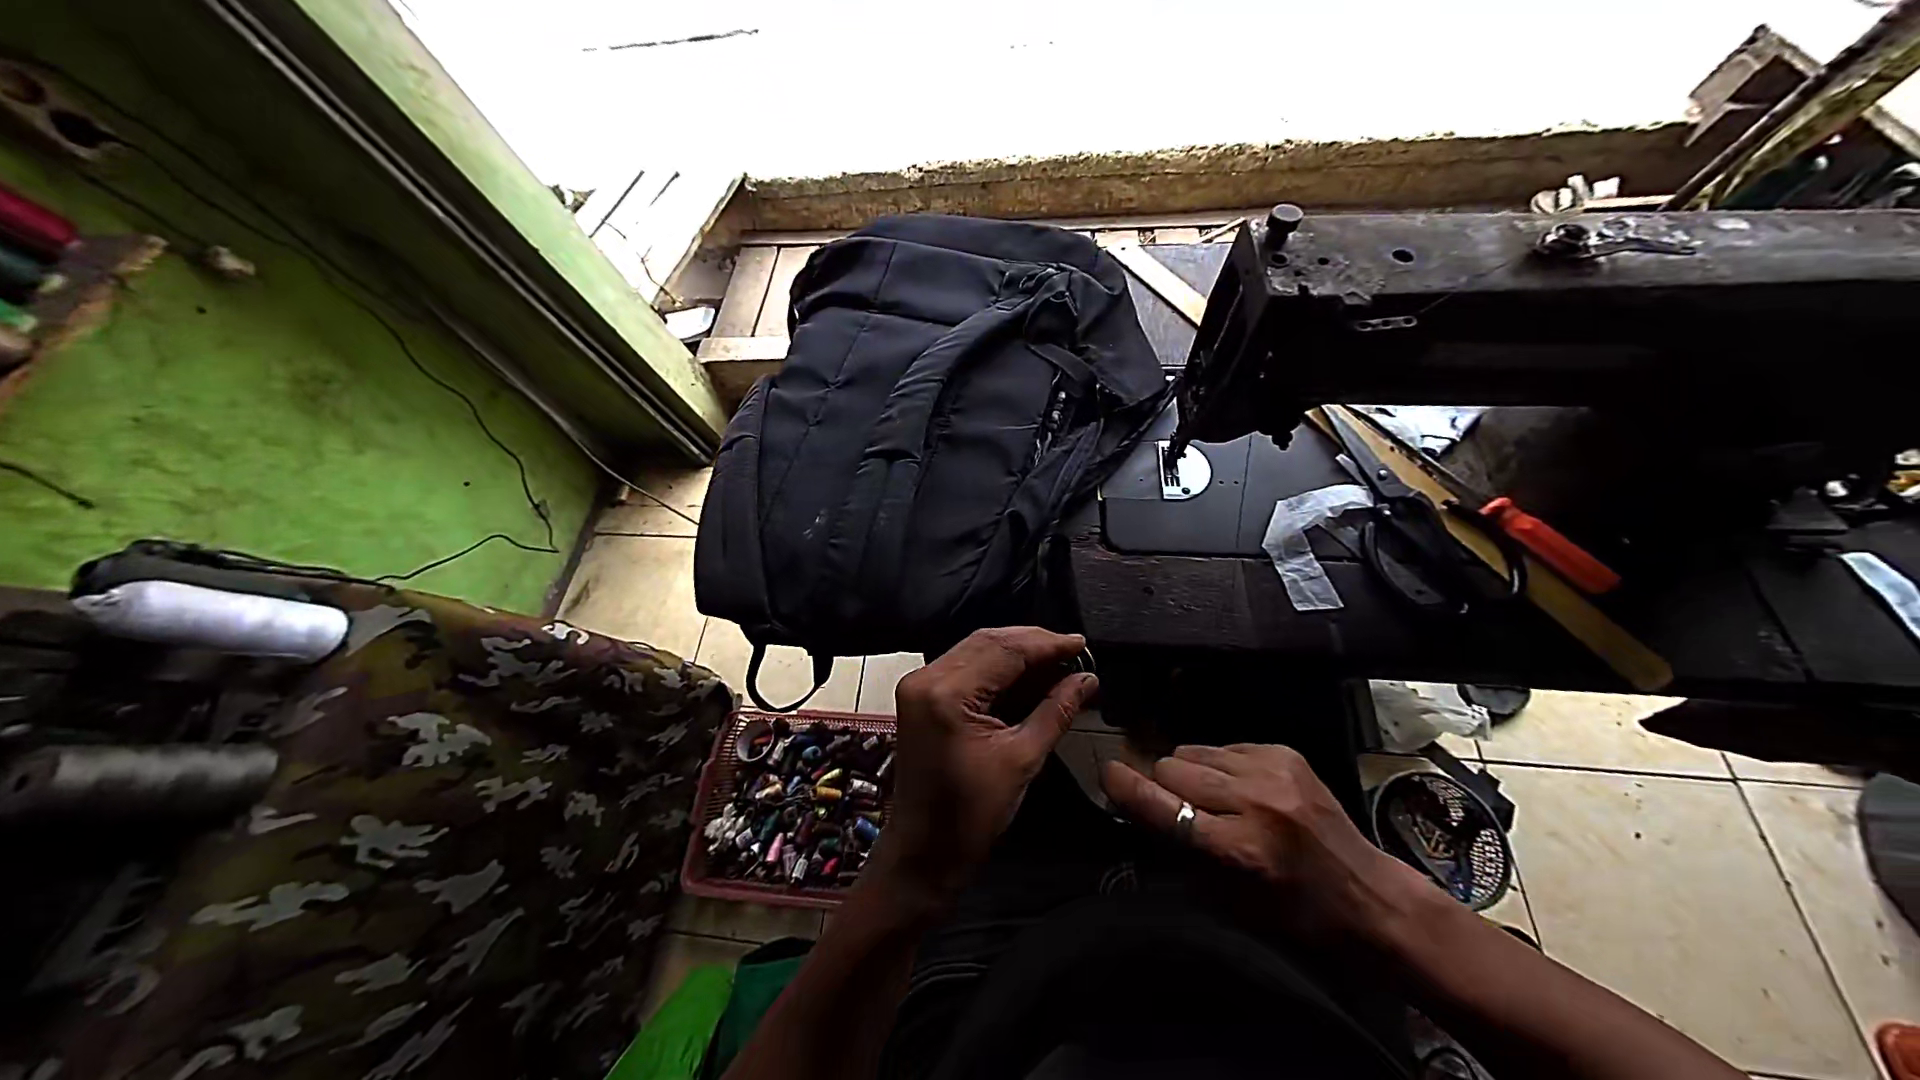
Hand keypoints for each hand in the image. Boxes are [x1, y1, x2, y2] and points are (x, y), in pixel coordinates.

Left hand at [875, 627, 1097, 899]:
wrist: (924, 852)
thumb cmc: (968, 815)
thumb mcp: (1022, 759)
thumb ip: (1056, 711)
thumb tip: (1087, 678)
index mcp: (945, 694)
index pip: (1003, 650)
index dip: (1046, 643)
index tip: (1080, 643)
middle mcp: (926, 680)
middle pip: (987, 642)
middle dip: (1033, 642)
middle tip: (1073, 650)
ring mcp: (919, 686)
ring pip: (976, 649)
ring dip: (1016, 652)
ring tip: (1057, 659)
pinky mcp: (922, 697)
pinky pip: (965, 666)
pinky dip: (997, 667)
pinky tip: (1027, 673)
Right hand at [1100, 744, 1431, 940]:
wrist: (1369, 895)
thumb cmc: (1293, 913)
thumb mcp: (1228, 898)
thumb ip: (1179, 848)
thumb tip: (1138, 804)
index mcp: (1238, 849)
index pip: (1162, 806)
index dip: (1125, 787)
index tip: (1107, 774)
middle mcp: (1254, 801)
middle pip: (1170, 766)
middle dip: (1164, 785)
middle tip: (1183, 808)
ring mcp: (1273, 771)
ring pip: (1193, 750)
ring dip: (1191, 772)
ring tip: (1216, 798)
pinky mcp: (1284, 752)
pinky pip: (1223, 745)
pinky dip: (1221, 765)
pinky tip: (1243, 788)